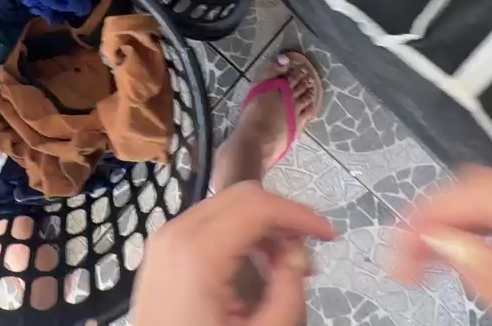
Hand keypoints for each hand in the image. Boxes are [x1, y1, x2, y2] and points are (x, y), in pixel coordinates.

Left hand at [131, 180, 337, 325]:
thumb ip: (286, 295)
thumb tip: (297, 257)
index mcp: (198, 251)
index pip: (256, 206)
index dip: (298, 214)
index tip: (329, 235)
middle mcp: (177, 231)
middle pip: (239, 197)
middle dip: (280, 218)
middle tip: (309, 257)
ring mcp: (165, 237)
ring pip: (223, 207)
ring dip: (260, 226)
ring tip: (287, 267)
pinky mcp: (162, 248)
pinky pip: (206, 224)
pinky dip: (237, 235)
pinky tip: (256, 267)